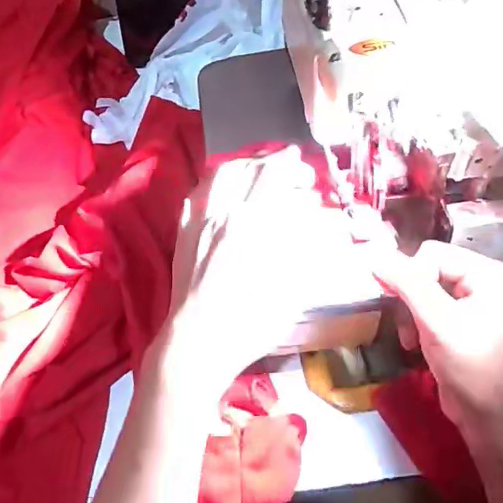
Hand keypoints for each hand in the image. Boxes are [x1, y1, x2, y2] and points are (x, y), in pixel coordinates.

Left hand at [159, 146, 360, 391]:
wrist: (199, 340)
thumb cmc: (251, 321)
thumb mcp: (293, 286)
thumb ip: (307, 248)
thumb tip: (320, 224)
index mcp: (254, 223)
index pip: (273, 174)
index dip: (291, 164)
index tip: (303, 167)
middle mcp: (223, 213)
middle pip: (246, 169)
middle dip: (270, 161)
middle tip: (286, 166)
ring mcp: (198, 221)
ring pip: (218, 175)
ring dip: (241, 165)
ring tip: (256, 169)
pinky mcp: (182, 233)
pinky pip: (196, 194)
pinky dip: (213, 183)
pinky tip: (222, 189)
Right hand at [371, 241, 502, 438]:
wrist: (499, 424)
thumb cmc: (474, 371)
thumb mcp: (438, 323)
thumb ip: (407, 285)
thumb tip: (375, 257)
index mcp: (495, 274)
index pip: (435, 254)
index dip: (410, 277)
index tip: (397, 307)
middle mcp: (492, 282)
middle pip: (432, 270)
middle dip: (412, 298)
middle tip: (407, 329)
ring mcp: (482, 304)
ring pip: (428, 290)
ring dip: (412, 314)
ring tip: (412, 341)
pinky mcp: (470, 325)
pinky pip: (435, 309)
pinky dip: (420, 325)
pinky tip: (417, 345)